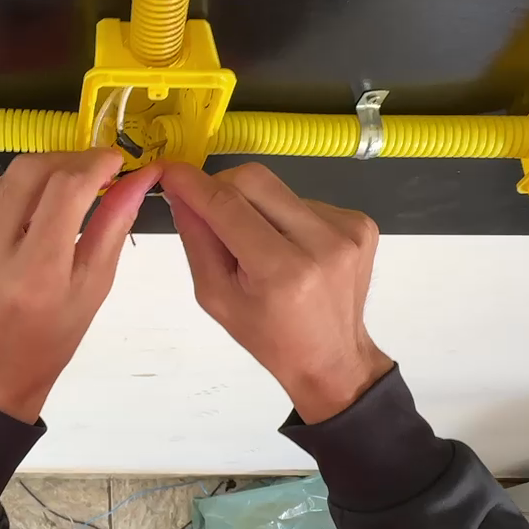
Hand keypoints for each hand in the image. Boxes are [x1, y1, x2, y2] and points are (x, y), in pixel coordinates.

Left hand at [0, 150, 159, 421]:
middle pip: (28, 171)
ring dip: (37, 183)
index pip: (66, 189)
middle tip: (88, 169)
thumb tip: (136, 178)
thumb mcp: (92, 290)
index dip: (93, 163)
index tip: (112, 159)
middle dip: (65, 159)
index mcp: (36, 275)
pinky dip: (9, 207)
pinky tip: (21, 232)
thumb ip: (112, 228)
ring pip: (4, 184)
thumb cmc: (50, 341)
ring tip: (56, 205)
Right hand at [159, 162, 392, 423]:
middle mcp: (321, 243)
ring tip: (257, 244)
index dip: (193, 184)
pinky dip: (283, 215)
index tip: (169, 171)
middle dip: (221, 186)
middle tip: (208, 209)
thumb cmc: (267, 336)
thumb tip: (180, 193)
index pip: (227, 206)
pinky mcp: (360, 223)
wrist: (332, 358)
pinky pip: (303, 200)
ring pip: (278, 187)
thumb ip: (196, 240)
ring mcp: (347, 229)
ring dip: (255, 206)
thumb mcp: (215, 297)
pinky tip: (288, 246)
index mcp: (282, 271)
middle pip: (254, 180)